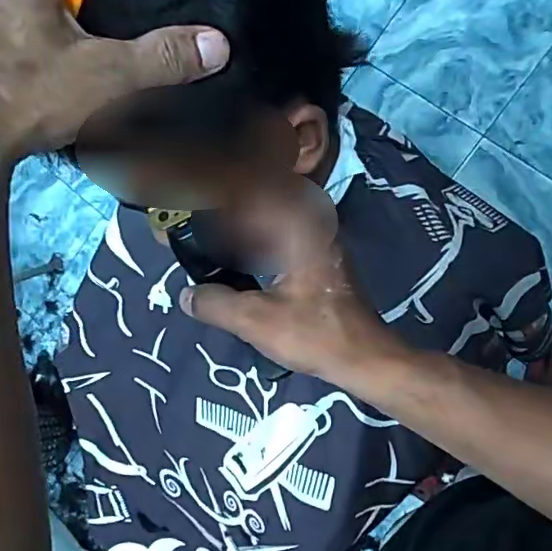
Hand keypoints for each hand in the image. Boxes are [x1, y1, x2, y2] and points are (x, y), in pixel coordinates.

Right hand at [177, 182, 404, 381]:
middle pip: (267, 202)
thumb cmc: (315, 334)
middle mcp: (315, 227)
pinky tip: (243, 265)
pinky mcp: (324, 263)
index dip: (222, 195)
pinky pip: (287, 241)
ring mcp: (323, 244)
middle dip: (231, 212)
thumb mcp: (256, 320)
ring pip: (278, 223)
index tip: (193, 205)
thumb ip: (216, 303)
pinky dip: (263, 246)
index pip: (256, 192)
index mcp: (300, 229)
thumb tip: (187, 295)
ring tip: (214, 244)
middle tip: (197, 225)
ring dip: (248, 230)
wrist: (364, 357)